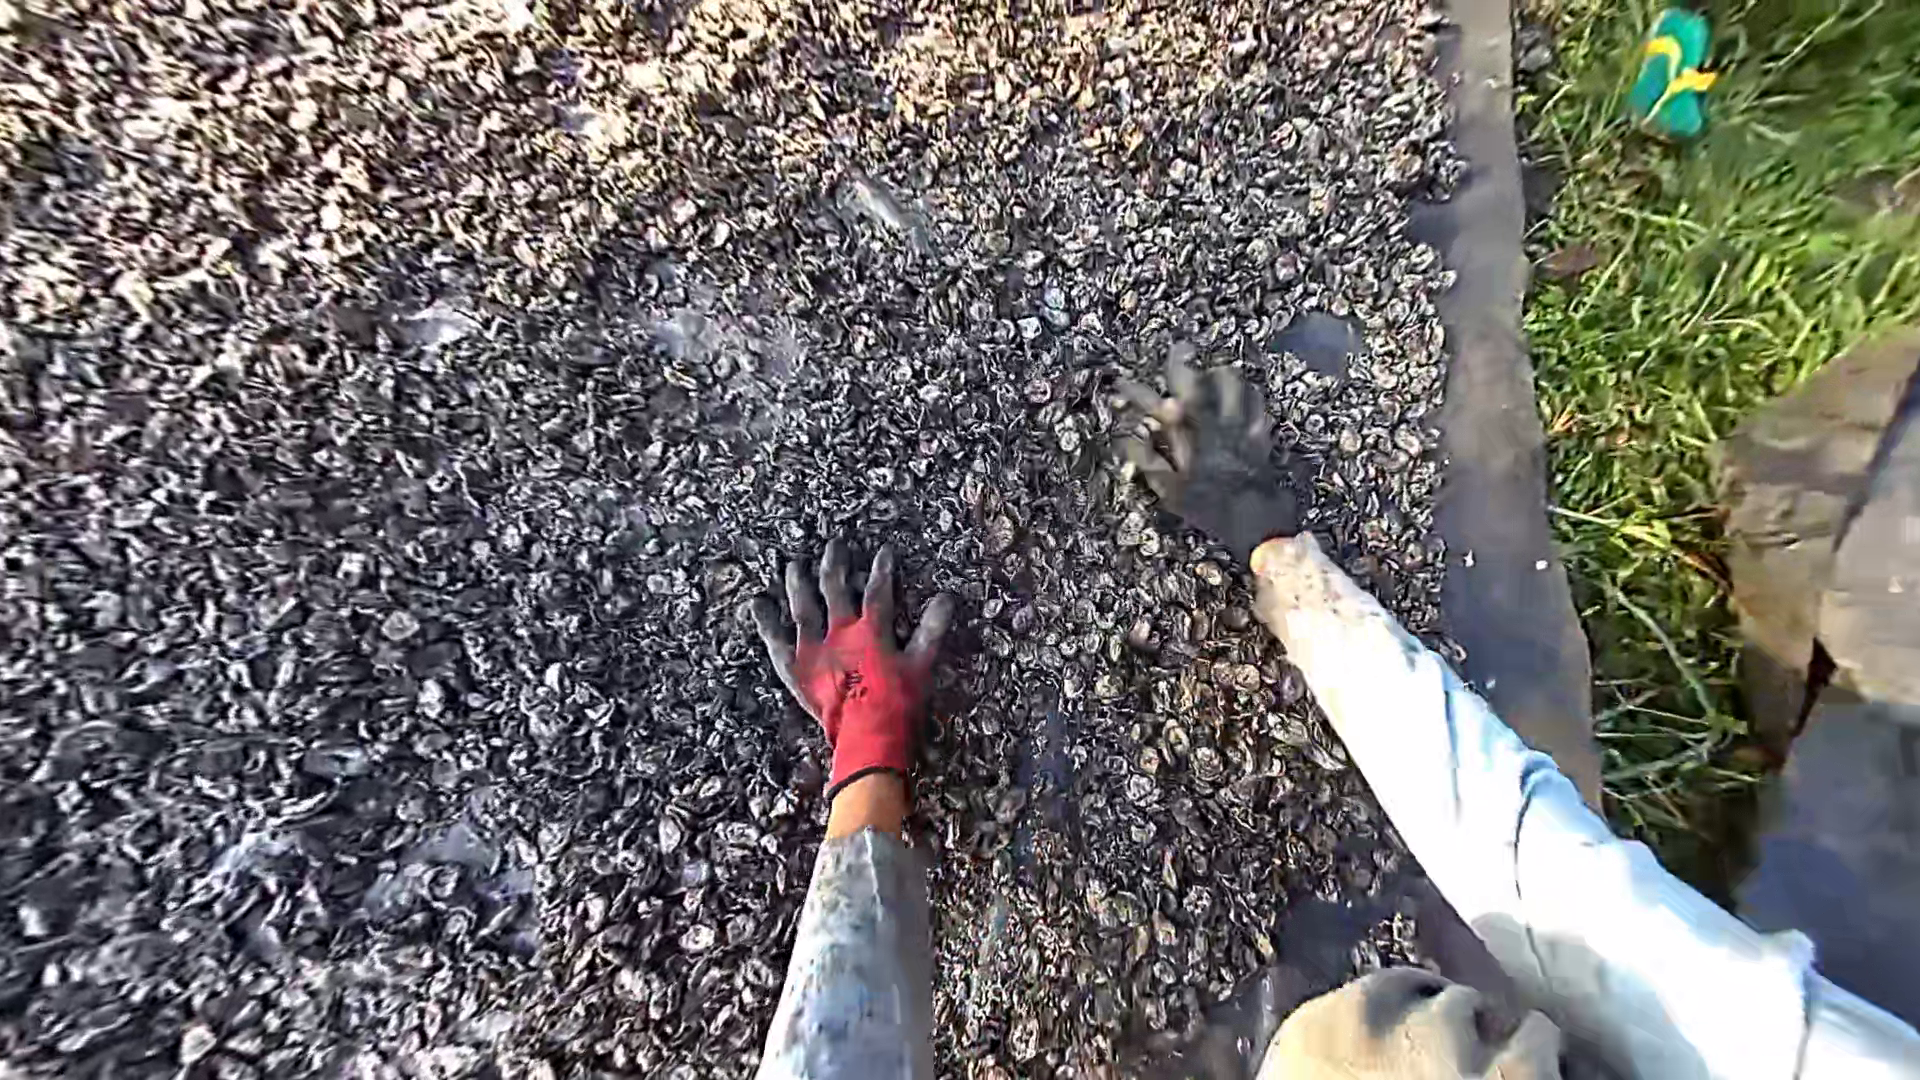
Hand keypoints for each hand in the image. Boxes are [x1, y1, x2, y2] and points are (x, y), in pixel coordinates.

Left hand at [748, 540, 954, 796]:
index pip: (878, 590)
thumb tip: (947, 597)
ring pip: (803, 606)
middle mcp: (840, 632)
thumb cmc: (897, 704)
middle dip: (835, 563)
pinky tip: (758, 603)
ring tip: (794, 564)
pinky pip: (776, 640)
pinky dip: (766, 621)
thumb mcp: (921, 665)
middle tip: (834, 545)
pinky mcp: (795, 668)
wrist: (866, 738)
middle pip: (835, 588)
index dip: (883, 568)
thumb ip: (932, 629)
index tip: (884, 552)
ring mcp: (814, 648)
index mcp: (871, 630)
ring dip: (799, 582)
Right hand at [1118, 350, 1304, 562]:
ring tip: (1208, 374)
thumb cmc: (1208, 507)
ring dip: (1216, 374)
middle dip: (1181, 361)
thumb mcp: (1169, 489)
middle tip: (1176, 353)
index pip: (1155, 404)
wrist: (1256, 519)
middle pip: (1196, 379)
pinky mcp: (1261, 430)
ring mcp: (1241, 422)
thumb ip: (1147, 460)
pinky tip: (1240, 396)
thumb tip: (1123, 438)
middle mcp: (1213, 421)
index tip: (1120, 383)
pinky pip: (1256, 401)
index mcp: (1188, 435)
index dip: (1135, 391)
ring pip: (1231, 381)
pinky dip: (1246, 393)